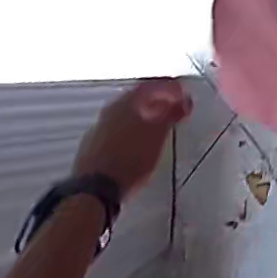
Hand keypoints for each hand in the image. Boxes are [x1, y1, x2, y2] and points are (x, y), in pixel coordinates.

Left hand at [72, 79, 192, 197]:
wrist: (94, 193)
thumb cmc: (130, 159)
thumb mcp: (160, 134)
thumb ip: (172, 113)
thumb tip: (182, 101)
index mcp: (128, 102)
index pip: (154, 84)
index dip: (173, 87)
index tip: (185, 94)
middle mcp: (111, 110)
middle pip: (139, 96)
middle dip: (158, 100)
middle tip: (174, 106)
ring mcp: (98, 128)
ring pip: (127, 112)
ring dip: (145, 114)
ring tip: (159, 124)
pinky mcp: (92, 145)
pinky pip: (117, 127)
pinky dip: (131, 127)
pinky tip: (139, 139)